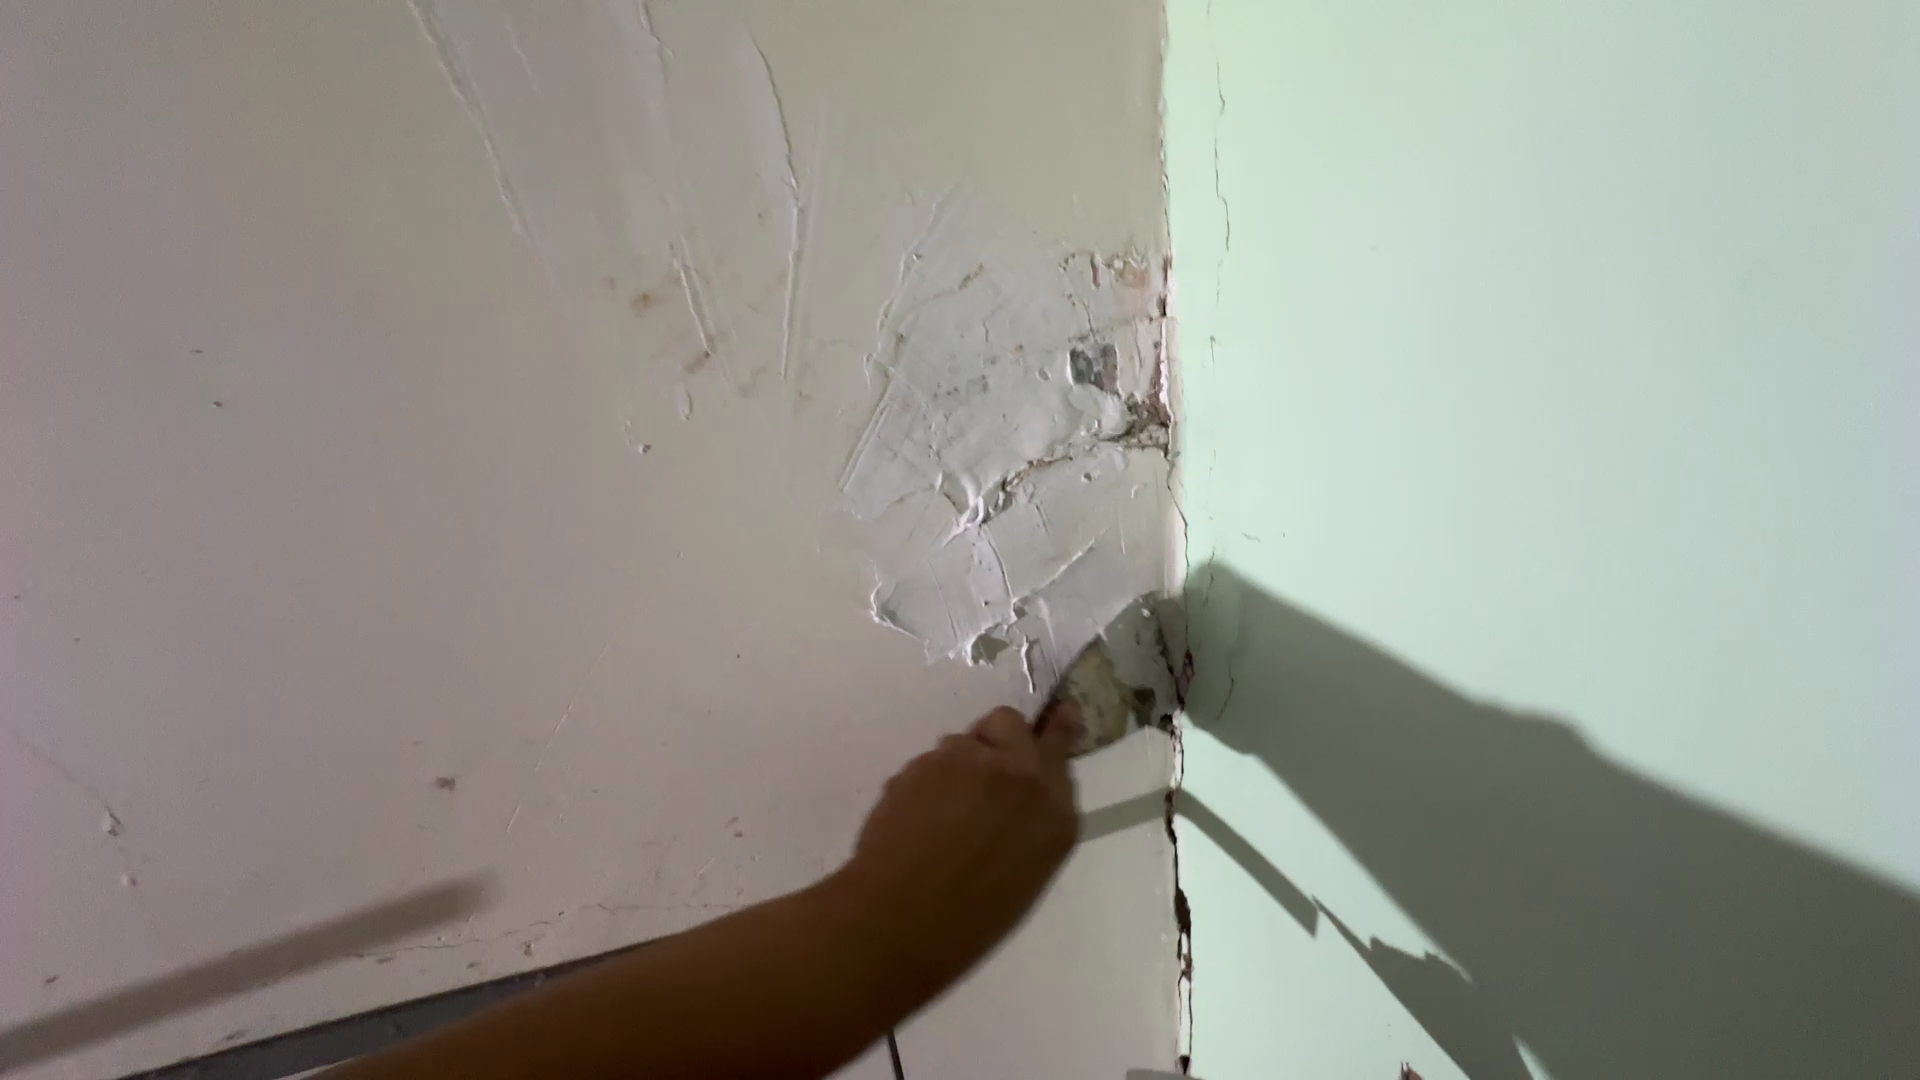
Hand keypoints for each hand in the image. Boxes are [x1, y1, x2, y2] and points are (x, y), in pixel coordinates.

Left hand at [831, 705, 1082, 997]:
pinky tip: (915, 818)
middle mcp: (1019, 774)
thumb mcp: (1027, 871)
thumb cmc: (972, 919)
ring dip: (957, 765)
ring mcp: (969, 761)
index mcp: (1055, 812)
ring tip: (939, 814)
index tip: (1059, 711)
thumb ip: (1032, 817)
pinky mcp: (925, 761)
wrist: (901, 922)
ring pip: (963, 741)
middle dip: (996, 738)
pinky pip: (930, 761)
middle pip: (1009, 723)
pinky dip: (926, 781)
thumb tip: (1021, 790)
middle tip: (979, 771)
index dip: (1057, 727)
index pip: (1060, 747)